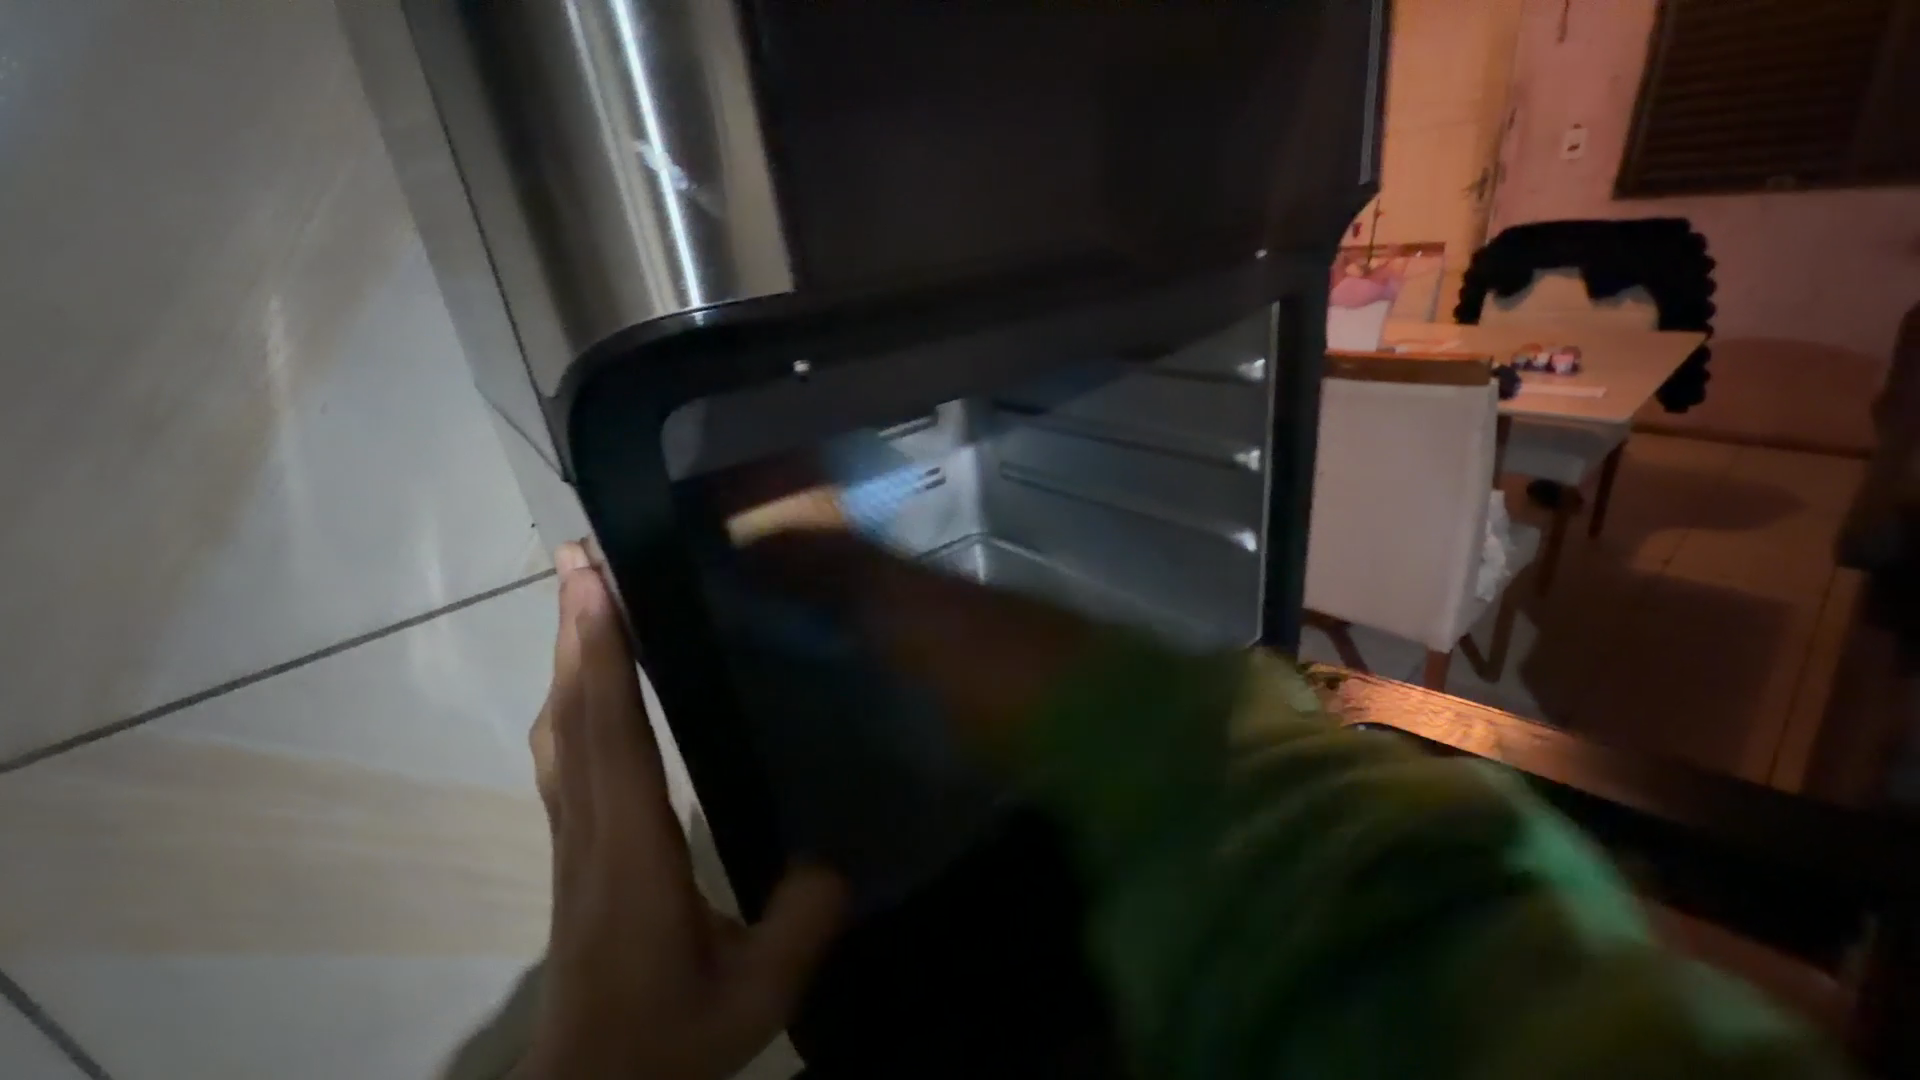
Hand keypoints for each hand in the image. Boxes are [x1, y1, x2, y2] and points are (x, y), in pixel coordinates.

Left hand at [522, 543, 847, 1079]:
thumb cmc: (669, 1037)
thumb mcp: (759, 995)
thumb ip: (803, 920)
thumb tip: (836, 852)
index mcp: (631, 852)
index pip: (612, 738)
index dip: (602, 658)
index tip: (596, 584)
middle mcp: (591, 828)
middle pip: (572, 715)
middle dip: (573, 630)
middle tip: (579, 555)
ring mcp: (574, 836)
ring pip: (558, 731)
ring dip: (566, 658)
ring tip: (580, 595)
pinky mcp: (573, 845)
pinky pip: (562, 754)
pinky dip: (570, 699)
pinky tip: (587, 679)